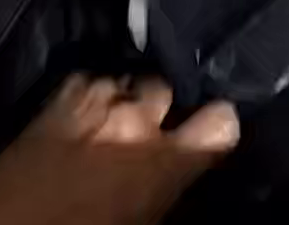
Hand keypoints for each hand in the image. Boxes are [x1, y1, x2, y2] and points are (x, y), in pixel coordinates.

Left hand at [0, 76, 238, 224]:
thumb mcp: (138, 222)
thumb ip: (163, 192)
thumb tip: (176, 174)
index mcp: (162, 166)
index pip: (221, 123)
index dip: (218, 124)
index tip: (210, 130)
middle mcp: (138, 121)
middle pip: (168, 88)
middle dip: (159, 106)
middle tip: (144, 129)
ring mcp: (102, 96)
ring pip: (132, 77)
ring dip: (126, 97)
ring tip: (110, 117)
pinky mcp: (68, 88)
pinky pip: (96, 77)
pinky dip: (94, 93)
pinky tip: (82, 111)